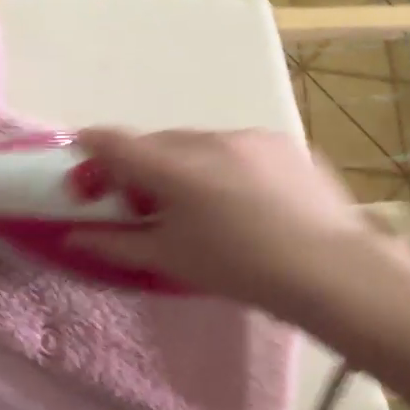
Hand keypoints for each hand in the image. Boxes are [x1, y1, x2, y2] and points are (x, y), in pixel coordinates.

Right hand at [73, 128, 387, 314]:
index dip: (88, 148)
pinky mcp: (282, 143)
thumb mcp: (168, 260)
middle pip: (153, 144)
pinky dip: (224, 166)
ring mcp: (247, 137)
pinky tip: (243, 201)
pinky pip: (236, 148)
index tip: (84, 171)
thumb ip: (113, 243)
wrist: (337, 272)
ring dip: (182, 166)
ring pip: (195, 144)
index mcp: (169, 166)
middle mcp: (203, 139)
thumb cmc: (240, 269)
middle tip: (139, 203)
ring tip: (196, 205)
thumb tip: (72, 238)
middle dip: (137, 167)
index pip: (111, 141)